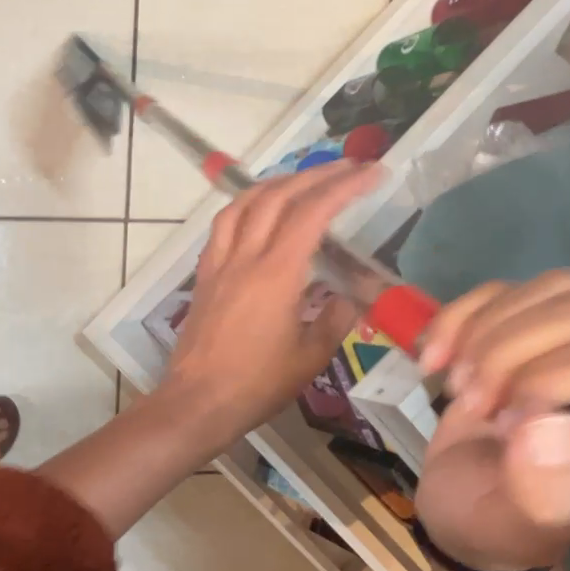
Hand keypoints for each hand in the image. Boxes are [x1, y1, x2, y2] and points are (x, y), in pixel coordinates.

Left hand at [159, 161, 382, 443]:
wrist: (196, 402)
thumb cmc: (256, 385)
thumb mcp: (309, 357)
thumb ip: (333, 320)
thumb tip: (345, 299)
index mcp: (276, 274)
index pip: (312, 212)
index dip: (344, 186)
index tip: (373, 174)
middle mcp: (243, 259)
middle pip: (276, 197)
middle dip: (313, 175)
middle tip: (346, 168)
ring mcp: (217, 267)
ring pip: (241, 206)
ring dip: (273, 185)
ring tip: (300, 180)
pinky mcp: (202, 280)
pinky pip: (221, 230)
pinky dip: (243, 210)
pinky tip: (257, 216)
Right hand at [414, 270, 569, 570]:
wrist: (459, 517)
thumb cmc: (493, 531)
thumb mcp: (514, 529)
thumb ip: (540, 492)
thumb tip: (548, 421)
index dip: (552, 376)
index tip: (503, 427)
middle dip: (509, 351)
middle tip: (472, 403)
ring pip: (555, 289)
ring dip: (484, 331)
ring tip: (456, 387)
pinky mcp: (531, 337)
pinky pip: (506, 290)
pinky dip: (458, 316)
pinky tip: (432, 359)